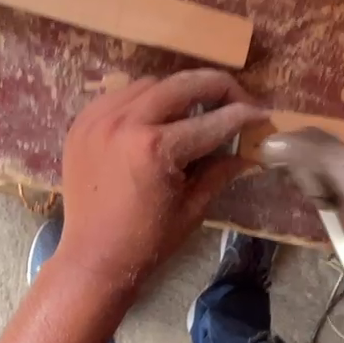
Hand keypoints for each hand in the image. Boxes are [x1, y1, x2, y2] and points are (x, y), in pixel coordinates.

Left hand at [57, 70, 265, 296]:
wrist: (93, 257)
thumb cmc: (147, 242)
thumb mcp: (192, 209)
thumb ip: (220, 172)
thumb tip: (248, 153)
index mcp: (156, 149)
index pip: (211, 122)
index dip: (242, 116)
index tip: (260, 114)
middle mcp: (126, 123)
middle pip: (182, 85)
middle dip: (216, 86)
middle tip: (236, 97)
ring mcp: (99, 119)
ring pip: (151, 84)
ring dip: (179, 91)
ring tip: (197, 108)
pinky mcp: (83, 123)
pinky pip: (121, 96)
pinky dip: (145, 100)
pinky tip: (159, 116)